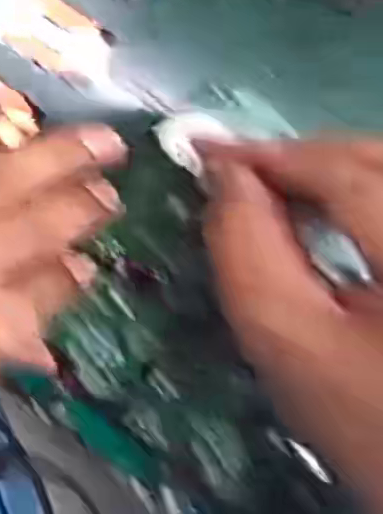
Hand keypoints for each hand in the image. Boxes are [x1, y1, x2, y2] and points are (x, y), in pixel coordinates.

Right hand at [203, 137, 382, 509]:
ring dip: (348, 169)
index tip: (199, 150)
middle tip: (241, 166)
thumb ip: (241, 239)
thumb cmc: (363, 414)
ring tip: (286, 185)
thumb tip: (223, 171)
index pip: (349, 176)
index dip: (268, 153)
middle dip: (312, 153)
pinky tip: (343, 210)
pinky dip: (375, 194)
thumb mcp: (279, 328)